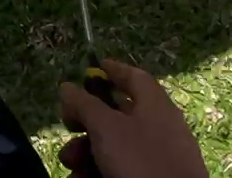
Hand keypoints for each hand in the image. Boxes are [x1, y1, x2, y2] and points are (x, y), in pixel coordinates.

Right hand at [57, 60, 208, 177]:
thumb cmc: (140, 160)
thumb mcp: (104, 125)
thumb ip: (82, 102)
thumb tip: (68, 87)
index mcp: (156, 107)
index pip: (135, 77)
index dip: (113, 69)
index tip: (94, 66)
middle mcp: (162, 129)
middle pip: (118, 114)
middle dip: (85, 122)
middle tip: (68, 127)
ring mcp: (163, 158)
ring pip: (116, 144)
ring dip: (86, 150)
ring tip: (71, 164)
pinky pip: (125, 167)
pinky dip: (101, 168)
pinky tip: (83, 177)